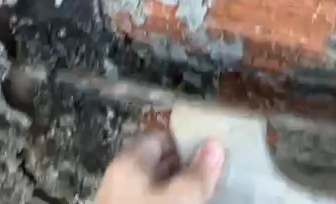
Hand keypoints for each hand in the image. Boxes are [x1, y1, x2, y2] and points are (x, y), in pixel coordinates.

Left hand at [94, 130, 225, 203]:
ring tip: (207, 196)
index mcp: (129, 163)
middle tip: (214, 175)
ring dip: (179, 192)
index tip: (212, 151)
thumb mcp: (179, 200)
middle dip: (185, 168)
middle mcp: (121, 180)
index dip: (187, 142)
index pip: (161, 137)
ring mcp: (121, 203)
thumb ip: (198, 174)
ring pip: (155, 190)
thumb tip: (214, 146)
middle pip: (158, 164)